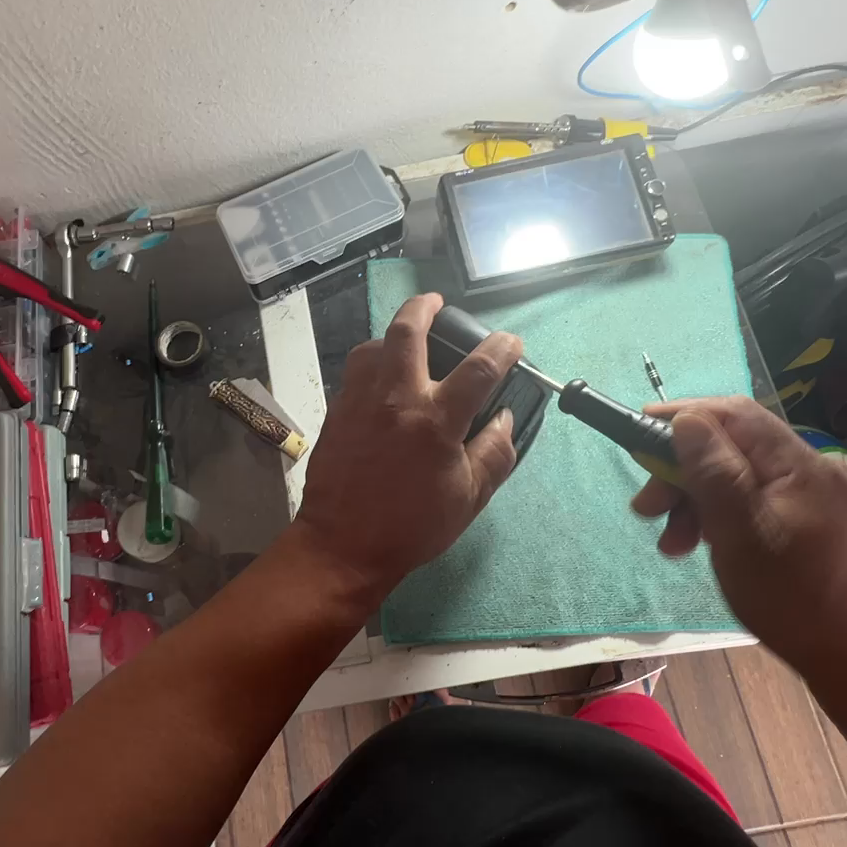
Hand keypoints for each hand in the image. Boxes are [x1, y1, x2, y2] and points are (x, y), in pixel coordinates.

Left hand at [292, 293, 523, 606]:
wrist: (343, 544)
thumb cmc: (412, 525)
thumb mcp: (469, 497)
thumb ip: (494, 453)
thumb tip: (506, 417)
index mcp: (435, 420)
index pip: (478, 368)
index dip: (501, 348)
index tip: (510, 342)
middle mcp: (395, 398)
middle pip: (408, 331)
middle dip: (424, 307)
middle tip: (436, 302)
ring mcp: (359, 400)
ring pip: (372, 345)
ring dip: (391, 334)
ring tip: (404, 339)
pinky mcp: (336, 410)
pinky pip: (354, 371)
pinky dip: (371, 362)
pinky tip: (380, 376)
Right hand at [632, 397, 846, 684]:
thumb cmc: (795, 604)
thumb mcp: (741, 537)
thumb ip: (714, 473)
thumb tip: (686, 420)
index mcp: (800, 467)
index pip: (733, 414)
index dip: (682, 415)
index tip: (638, 433)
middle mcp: (814, 471)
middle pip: (733, 447)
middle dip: (682, 471)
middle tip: (646, 508)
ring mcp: (819, 498)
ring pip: (741, 477)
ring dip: (697, 500)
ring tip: (673, 543)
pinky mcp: (818, 523)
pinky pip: (758, 501)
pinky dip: (724, 516)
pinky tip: (707, 546)